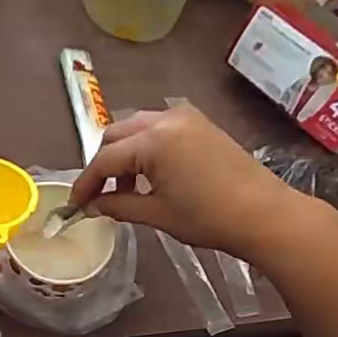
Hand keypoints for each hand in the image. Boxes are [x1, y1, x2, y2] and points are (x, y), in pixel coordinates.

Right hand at [70, 106, 300, 257]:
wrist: (263, 214)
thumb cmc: (207, 218)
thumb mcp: (157, 214)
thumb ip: (119, 206)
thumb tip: (94, 206)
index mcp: (153, 141)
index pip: (105, 159)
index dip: (86, 183)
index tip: (74, 205)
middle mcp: (165, 119)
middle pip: (116, 136)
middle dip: (102, 165)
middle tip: (97, 196)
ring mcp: (185, 118)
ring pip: (136, 129)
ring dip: (122, 156)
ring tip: (122, 191)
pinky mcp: (199, 124)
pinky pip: (158, 130)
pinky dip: (144, 149)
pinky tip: (147, 178)